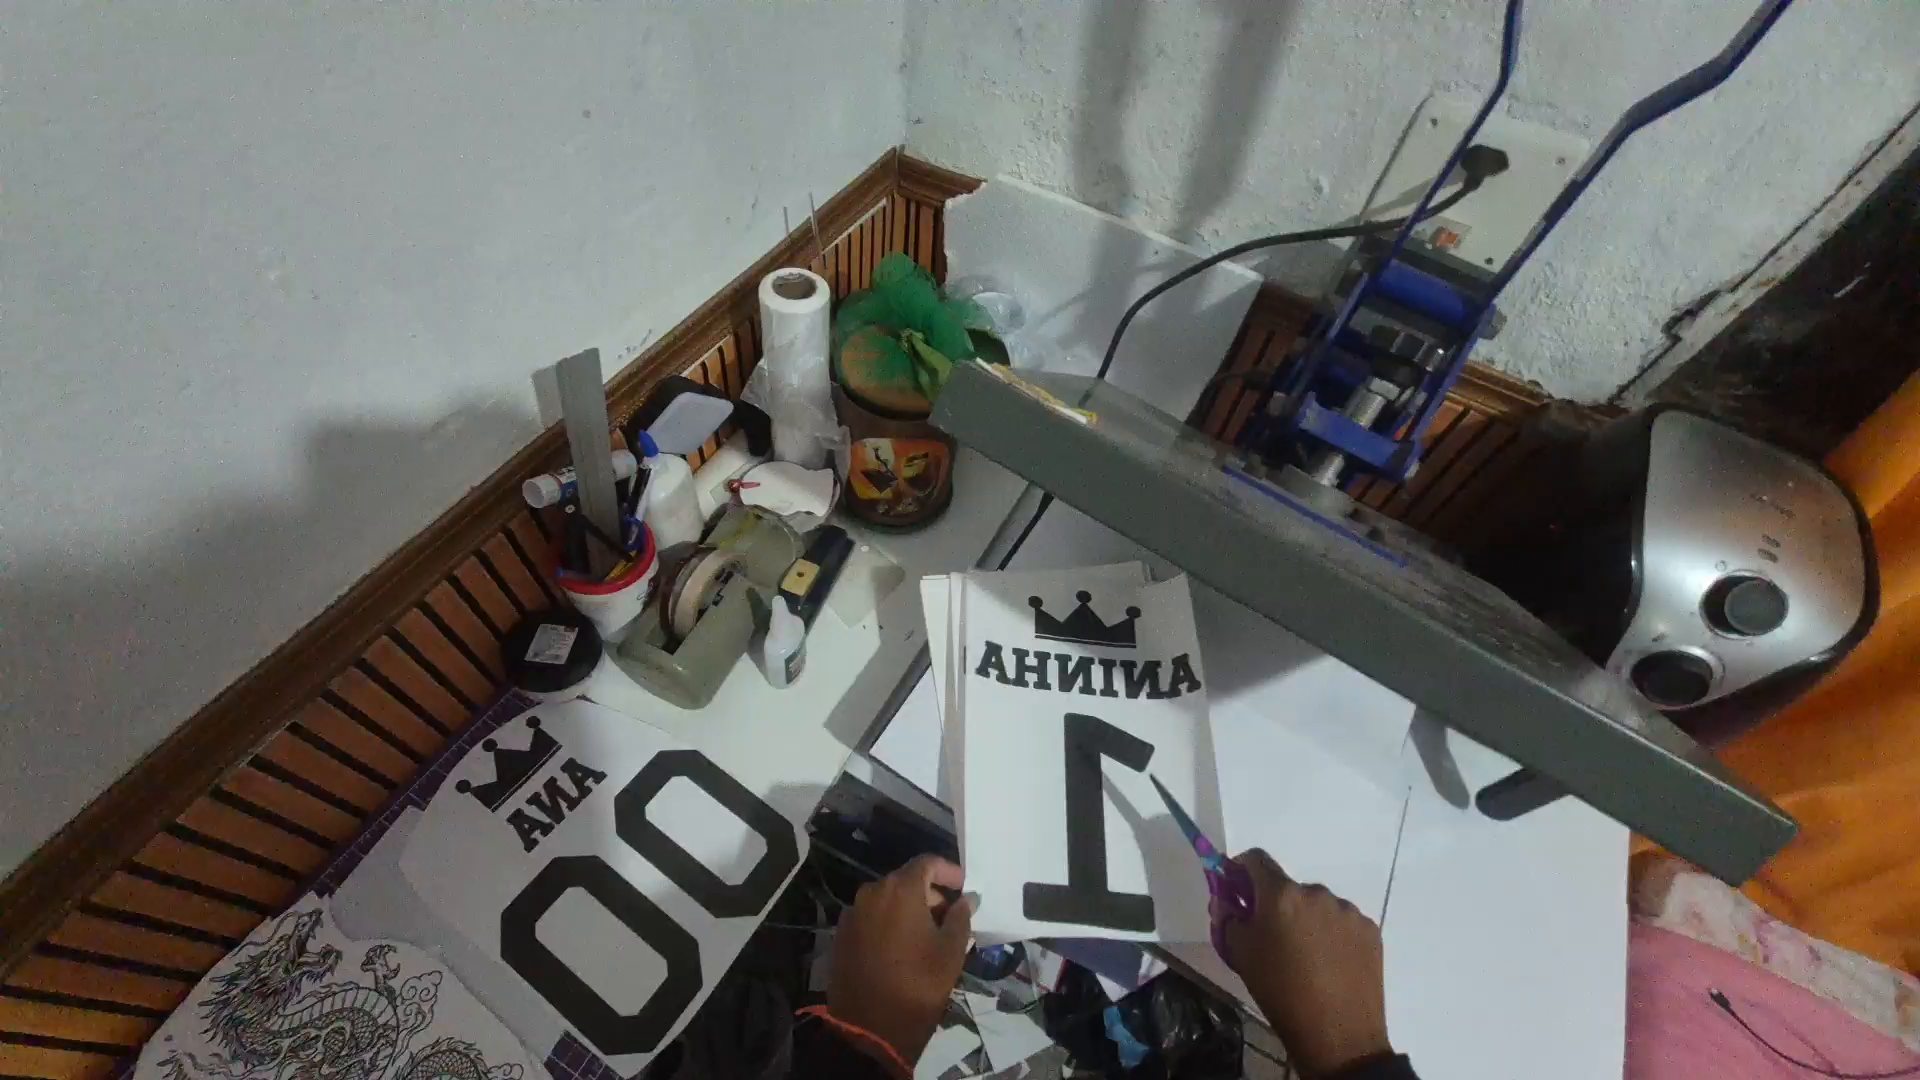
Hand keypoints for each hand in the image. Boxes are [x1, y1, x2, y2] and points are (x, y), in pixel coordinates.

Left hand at [828, 855, 973, 1064]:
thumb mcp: (951, 952)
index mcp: (900, 889)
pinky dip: (889, 923)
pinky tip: (902, 947)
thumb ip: (961, 917)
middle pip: (906, 880)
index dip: (948, 871)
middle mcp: (872, 892)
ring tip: (928, 934)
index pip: (927, 862)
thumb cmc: (917, 986)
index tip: (963, 887)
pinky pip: (871, 918)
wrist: (869, 1032)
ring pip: (887, 899)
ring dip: (909, 908)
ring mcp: (853, 913)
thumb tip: (965, 899)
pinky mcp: (842, 935)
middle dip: (930, 893)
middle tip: (950, 916)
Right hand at [1221, 849, 1390, 1078]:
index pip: (1255, 858)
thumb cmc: (1281, 992)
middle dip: (1277, 903)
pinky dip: (1332, 933)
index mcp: (1281, 894)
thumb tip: (1228, 901)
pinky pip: (1342, 921)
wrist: (1339, 1040)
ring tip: (1307, 955)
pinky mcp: (1370, 931)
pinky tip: (1330, 963)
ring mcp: (1347, 911)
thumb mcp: (1240, 953)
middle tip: (1274, 936)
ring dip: (1306, 918)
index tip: (1239, 892)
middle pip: (1288, 886)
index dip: (1242, 870)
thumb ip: (1228, 917)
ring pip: (1316, 904)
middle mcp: (1316, 892)